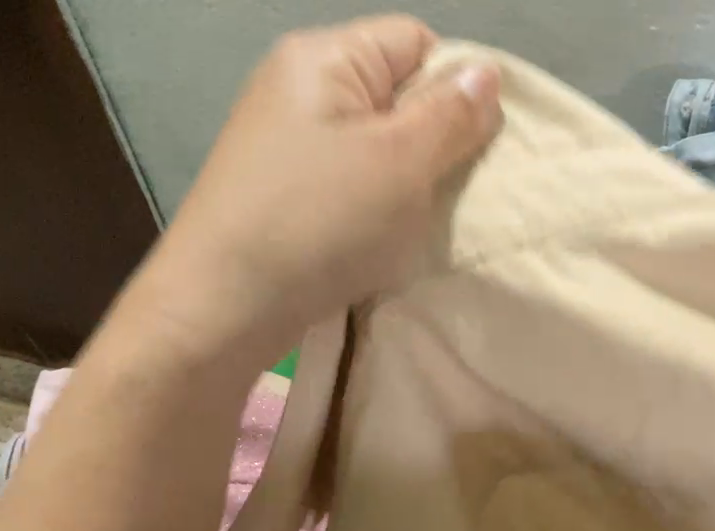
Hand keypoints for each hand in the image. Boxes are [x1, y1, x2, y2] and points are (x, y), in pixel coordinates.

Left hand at [131, 15, 502, 350]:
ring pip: (375, 147)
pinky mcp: (281, 190)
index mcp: (325, 57)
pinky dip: (374, 208)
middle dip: (432, 142)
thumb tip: (486, 72)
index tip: (471, 149)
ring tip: (413, 224)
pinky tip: (378, 240)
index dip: (455, 89)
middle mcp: (300, 86)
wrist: (228, 302)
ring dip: (405, 184)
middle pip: (395, 95)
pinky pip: (349, 183)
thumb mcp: (400, 163)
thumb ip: (449, 116)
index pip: (416, 43)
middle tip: (447, 194)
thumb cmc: (321, 221)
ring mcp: (286, 142)